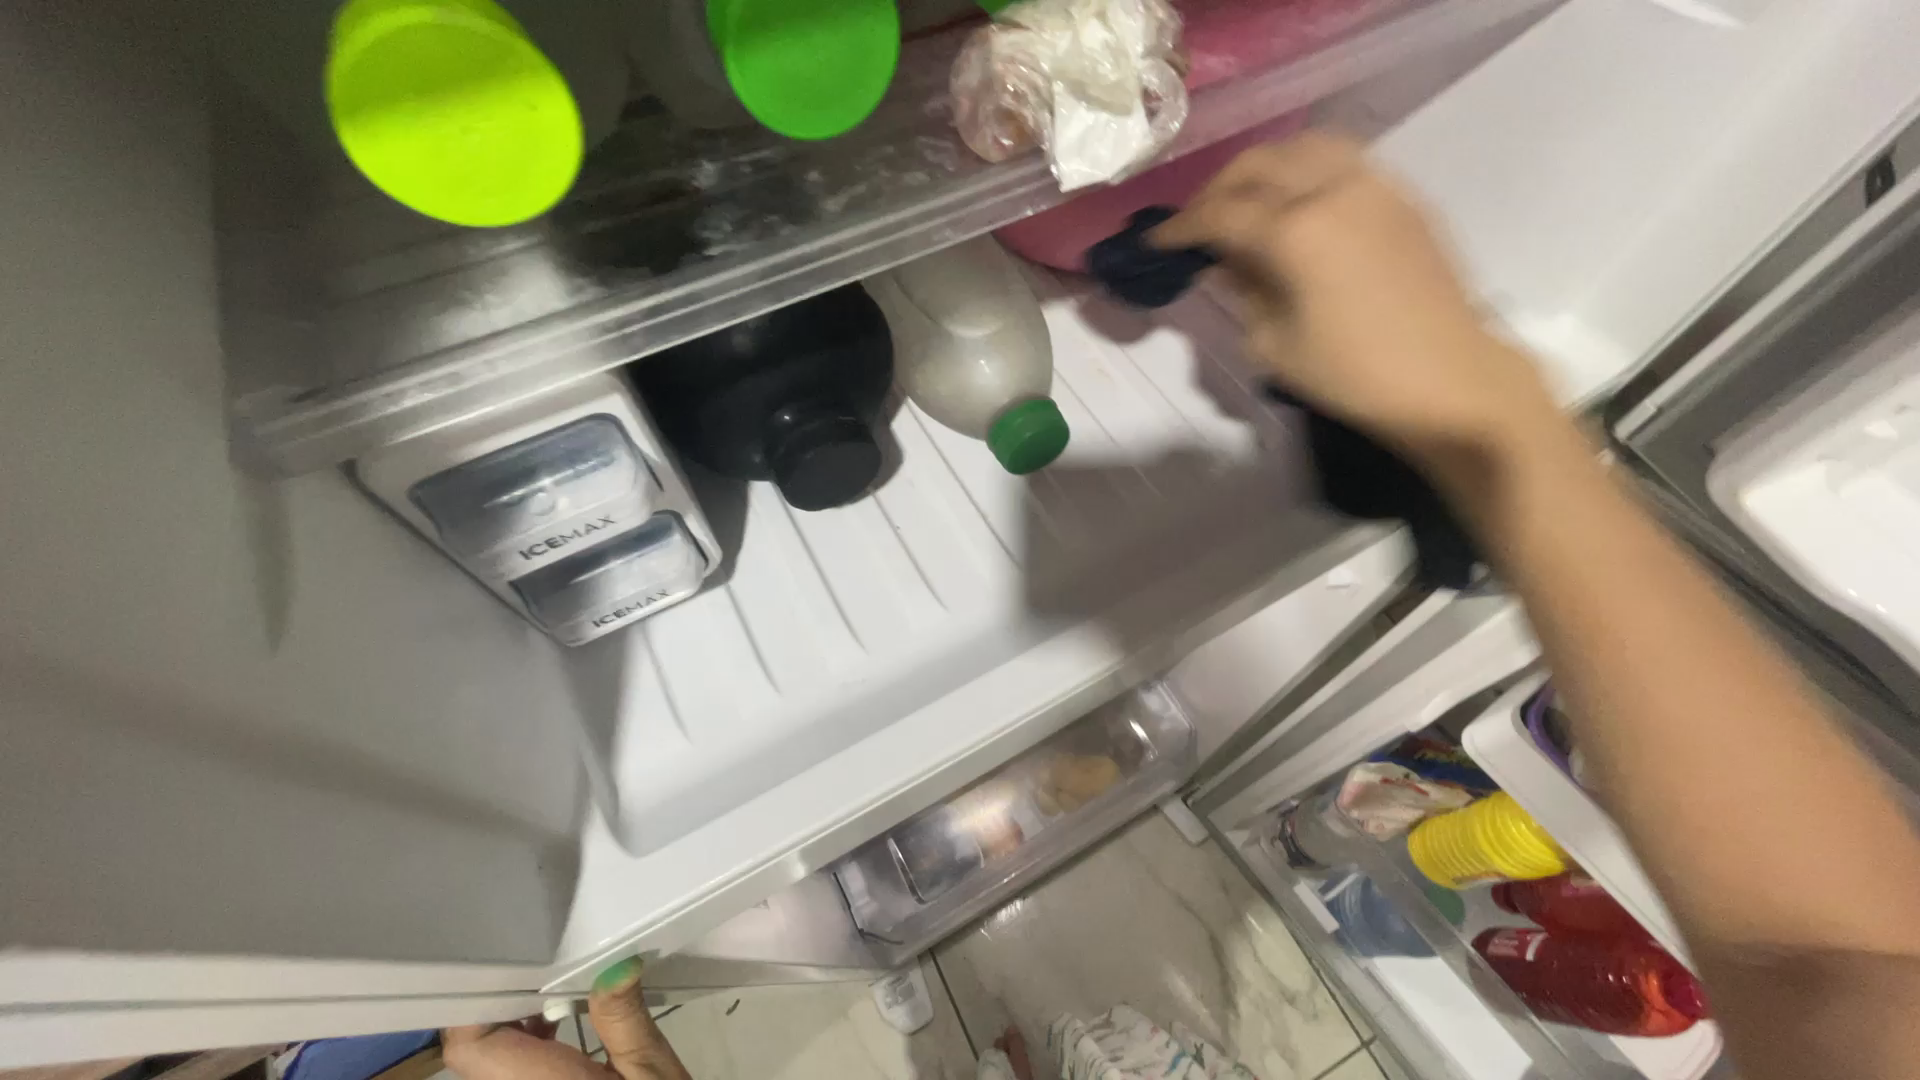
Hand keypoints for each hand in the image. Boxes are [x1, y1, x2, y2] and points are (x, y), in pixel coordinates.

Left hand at [443, 959, 690, 1079]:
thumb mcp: (653, 1071)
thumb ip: (625, 1018)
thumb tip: (616, 963)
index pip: (470, 1047)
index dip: (476, 1001)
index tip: (505, 959)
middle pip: (475, 1054)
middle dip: (500, 1005)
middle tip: (541, 962)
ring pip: (487, 1068)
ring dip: (510, 1026)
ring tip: (554, 989)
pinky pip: (504, 1078)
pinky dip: (520, 1049)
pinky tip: (555, 1029)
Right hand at [1149, 133, 1561, 466]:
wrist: (1447, 379)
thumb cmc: (1350, 374)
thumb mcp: (1273, 342)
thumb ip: (1242, 290)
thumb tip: (1222, 261)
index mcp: (1297, 232)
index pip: (1222, 213)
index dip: (1182, 226)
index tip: (1156, 241)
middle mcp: (1334, 191)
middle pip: (1259, 164)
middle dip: (1218, 189)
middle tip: (1197, 222)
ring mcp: (1375, 186)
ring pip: (1304, 147)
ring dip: (1263, 169)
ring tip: (1245, 203)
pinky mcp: (1402, 197)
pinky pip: (1343, 160)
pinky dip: (1305, 171)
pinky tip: (1295, 205)